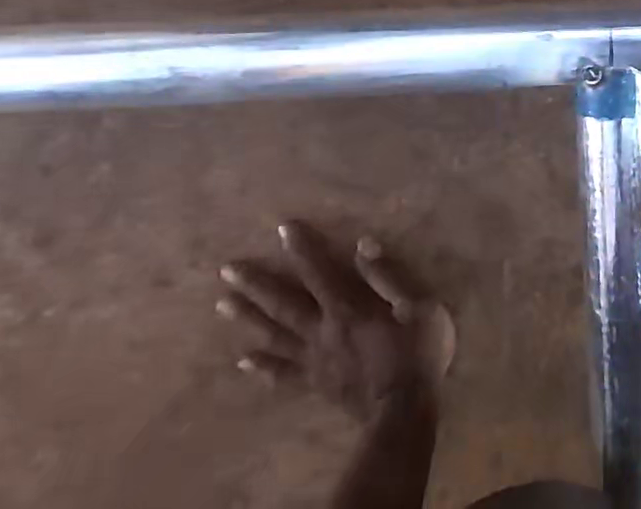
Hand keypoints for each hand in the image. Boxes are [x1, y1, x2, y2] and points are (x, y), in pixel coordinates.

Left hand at [219, 221, 455, 417]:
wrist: (405, 412)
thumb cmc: (416, 353)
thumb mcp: (417, 306)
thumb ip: (388, 276)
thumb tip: (364, 244)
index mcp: (347, 309)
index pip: (319, 272)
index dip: (302, 248)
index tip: (282, 228)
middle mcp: (323, 331)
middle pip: (283, 304)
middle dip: (256, 284)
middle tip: (227, 270)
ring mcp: (316, 360)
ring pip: (275, 336)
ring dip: (248, 318)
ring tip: (222, 304)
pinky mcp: (316, 384)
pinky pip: (284, 374)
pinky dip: (263, 366)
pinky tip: (243, 359)